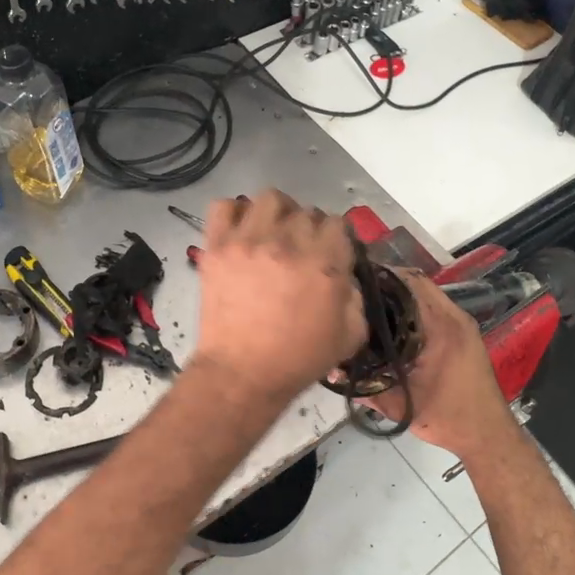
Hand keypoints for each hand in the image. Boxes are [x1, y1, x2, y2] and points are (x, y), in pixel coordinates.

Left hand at [191, 190, 366, 403]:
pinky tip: (241, 232)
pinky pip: (224, 207)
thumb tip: (345, 275)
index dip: (336, 239)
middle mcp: (288, 244)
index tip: (329, 254)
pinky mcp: (218, 247)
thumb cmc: (298, 360)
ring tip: (272, 233)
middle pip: (306, 212)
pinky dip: (234, 214)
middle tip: (300, 252)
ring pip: (270, 199)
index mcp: (325, 264)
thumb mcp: (350, 335)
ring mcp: (249, 242)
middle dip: (308, 230)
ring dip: (277, 213)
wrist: (241, 374)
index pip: (338, 224)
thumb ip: (356, 297)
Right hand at [368, 272, 513, 458]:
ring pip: (425, 294)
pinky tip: (390, 324)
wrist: (487, 435)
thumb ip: (366, 387)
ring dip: (399, 296)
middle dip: (386, 285)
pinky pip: (432, 307)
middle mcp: (454, 317)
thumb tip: (332, 370)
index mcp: (442, 327)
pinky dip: (411, 308)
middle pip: (416, 283)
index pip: (409, 282)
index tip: (354, 284)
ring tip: (369, 307)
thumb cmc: (447, 418)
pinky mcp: (462, 332)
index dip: (380, 278)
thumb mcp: (401, 405)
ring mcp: (461, 323)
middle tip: (357, 295)